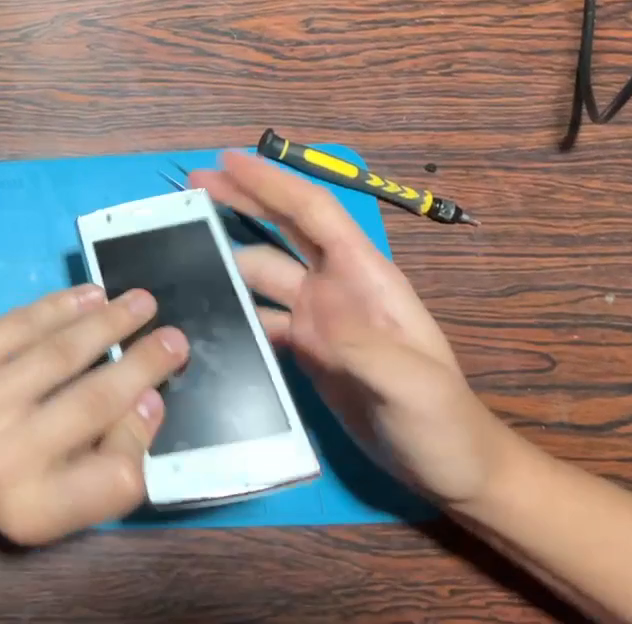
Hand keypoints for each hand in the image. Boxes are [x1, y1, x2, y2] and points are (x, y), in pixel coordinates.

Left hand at [0, 285, 188, 544]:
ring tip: (142, 303)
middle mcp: (5, 460)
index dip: (143, 438)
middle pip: (92, 405)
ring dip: (108, 324)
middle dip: (142, 366)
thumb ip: (95, 468)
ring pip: (60, 354)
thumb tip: (146, 403)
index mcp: (32, 508)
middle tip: (176, 338)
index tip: (157, 399)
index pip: (114, 481)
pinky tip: (92, 295)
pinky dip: (61, 307)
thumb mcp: (37, 503)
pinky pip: (20, 325)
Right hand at [190, 151, 516, 506]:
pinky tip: (203, 308)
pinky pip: (258, 315)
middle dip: (240, 200)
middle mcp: (335, 287)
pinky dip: (231, 307)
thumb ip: (364, 347)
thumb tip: (308, 317)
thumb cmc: (442, 422)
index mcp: (364, 277)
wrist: (451, 471)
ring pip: (262, 271)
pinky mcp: (303, 348)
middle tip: (192, 185)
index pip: (313, 214)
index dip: (271, 183)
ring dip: (227, 255)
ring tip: (180, 247)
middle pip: (281, 230)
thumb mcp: (411, 385)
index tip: (227, 161)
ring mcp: (317, 318)